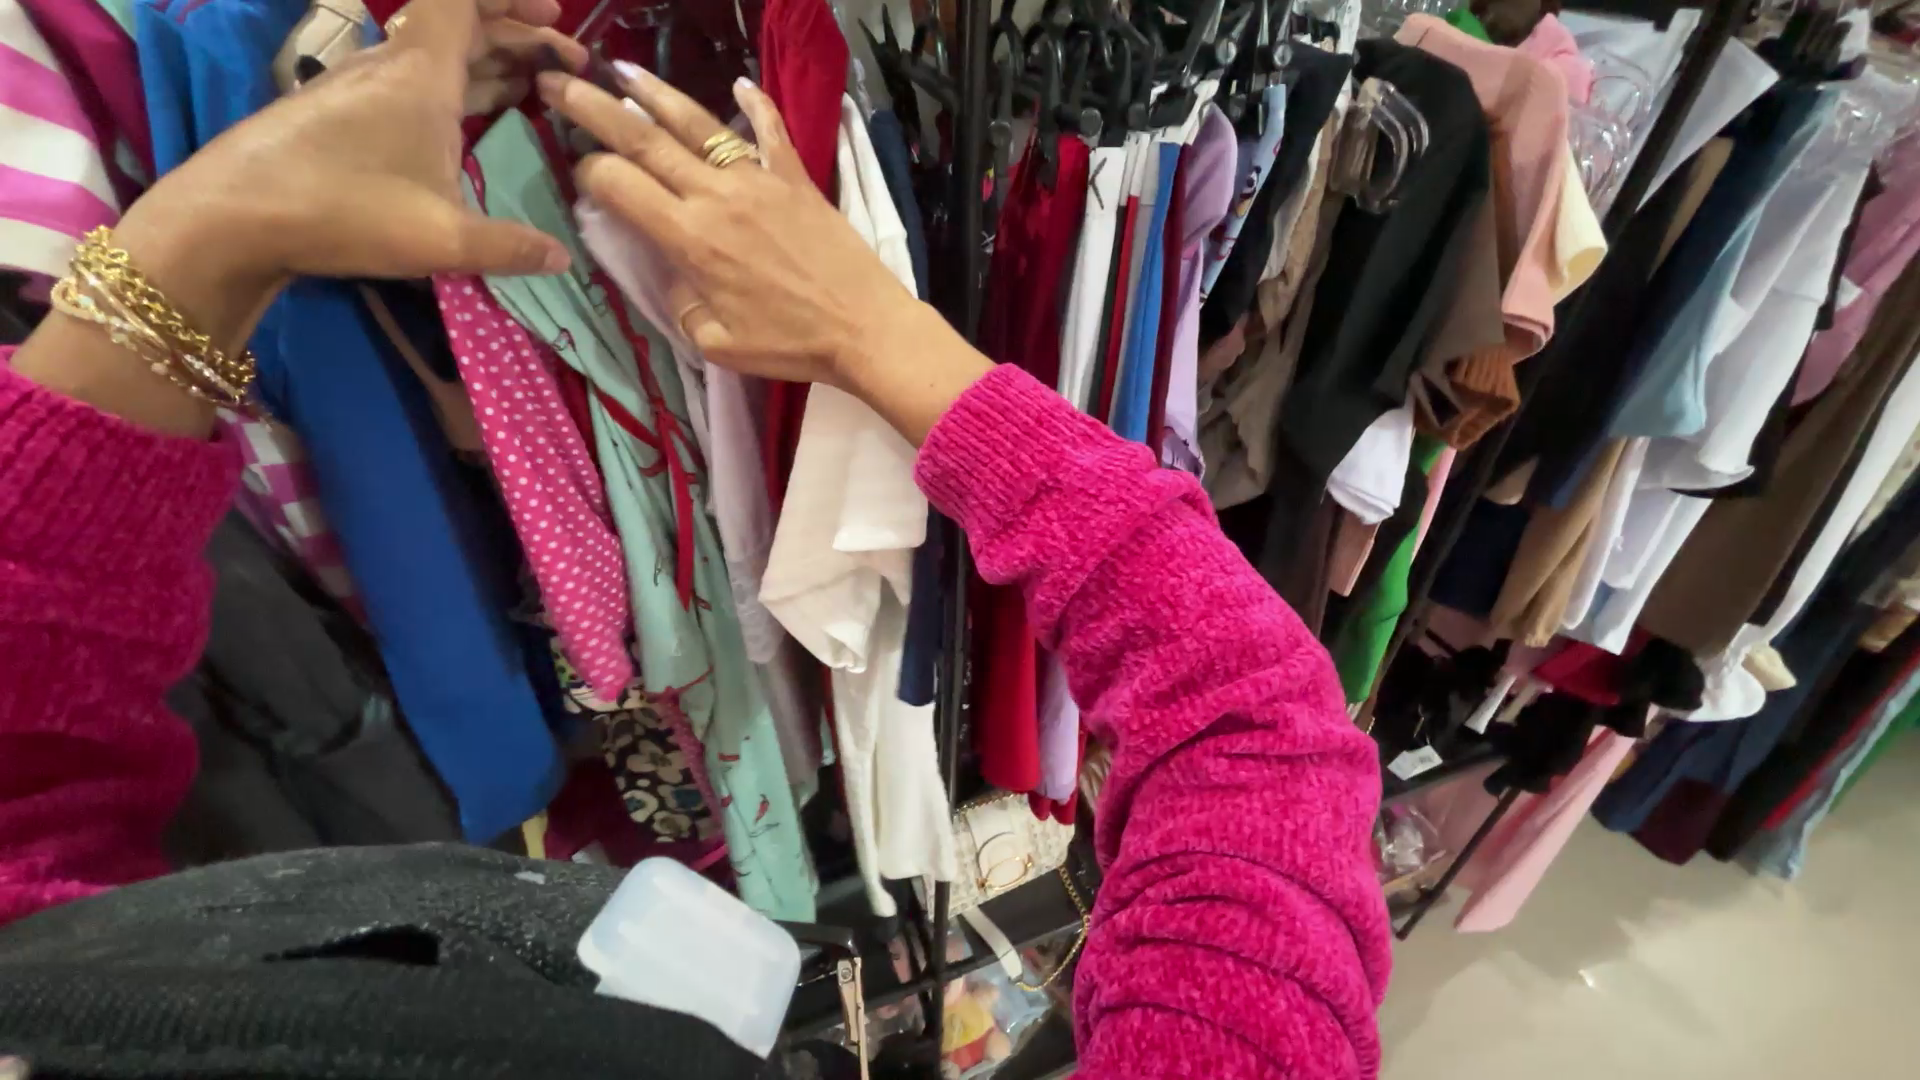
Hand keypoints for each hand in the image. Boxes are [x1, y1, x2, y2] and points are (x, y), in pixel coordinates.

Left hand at [117, 0, 584, 311]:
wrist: (235, 216)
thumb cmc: (345, 212)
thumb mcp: (446, 240)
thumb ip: (513, 248)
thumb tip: (564, 258)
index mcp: (421, 79)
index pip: (461, 3)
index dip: (509, 1)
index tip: (555, 17)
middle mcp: (394, 69)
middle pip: (460, 27)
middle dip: (519, 36)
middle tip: (570, 62)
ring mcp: (368, 88)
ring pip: (441, 55)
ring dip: (492, 60)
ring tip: (538, 82)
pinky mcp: (351, 111)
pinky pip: (421, 79)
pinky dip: (464, 83)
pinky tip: (482, 111)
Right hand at [535, 64, 945, 388]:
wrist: (865, 328)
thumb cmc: (792, 345)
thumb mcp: (719, 343)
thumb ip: (680, 303)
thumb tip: (667, 271)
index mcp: (691, 239)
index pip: (619, 185)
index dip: (589, 173)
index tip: (581, 174)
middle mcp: (717, 196)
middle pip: (643, 140)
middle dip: (592, 108)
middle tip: (558, 83)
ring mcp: (759, 180)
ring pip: (697, 123)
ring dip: (654, 93)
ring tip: (622, 71)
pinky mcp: (797, 180)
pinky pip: (771, 132)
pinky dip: (756, 105)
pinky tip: (741, 83)